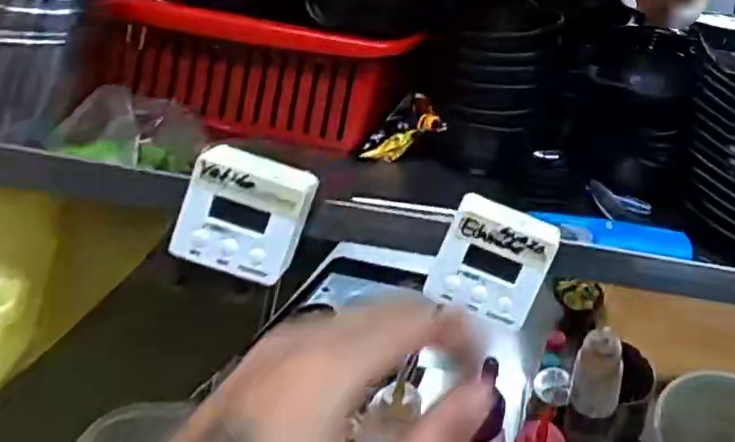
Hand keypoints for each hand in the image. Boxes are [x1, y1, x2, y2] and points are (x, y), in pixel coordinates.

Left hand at [179, 301, 492, 441]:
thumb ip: (435, 427)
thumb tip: (481, 392)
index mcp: (336, 357)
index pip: (424, 312)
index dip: (462, 329)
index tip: (479, 355)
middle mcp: (306, 337)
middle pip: (391, 307)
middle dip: (429, 331)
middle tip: (454, 365)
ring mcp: (273, 349)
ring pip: (356, 318)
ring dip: (392, 338)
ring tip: (410, 376)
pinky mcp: (253, 367)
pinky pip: (321, 336)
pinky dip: (353, 349)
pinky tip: (354, 389)